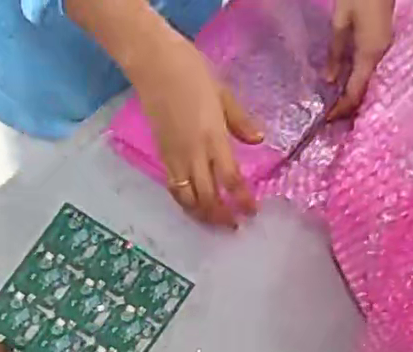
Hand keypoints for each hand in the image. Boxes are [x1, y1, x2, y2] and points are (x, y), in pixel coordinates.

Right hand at [127, 31, 263, 227]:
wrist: (154, 66)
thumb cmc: (192, 72)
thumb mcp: (223, 93)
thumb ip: (240, 121)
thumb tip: (258, 141)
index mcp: (213, 137)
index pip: (230, 179)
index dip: (241, 200)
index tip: (251, 212)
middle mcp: (194, 155)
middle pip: (208, 199)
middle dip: (221, 216)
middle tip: (233, 225)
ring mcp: (176, 160)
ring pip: (189, 201)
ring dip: (203, 216)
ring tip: (214, 222)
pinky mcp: (163, 159)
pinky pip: (175, 191)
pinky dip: (186, 204)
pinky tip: (194, 207)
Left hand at [324, 0, 395, 119]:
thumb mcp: (340, 21)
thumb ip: (335, 53)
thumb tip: (329, 80)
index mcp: (370, 53)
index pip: (355, 92)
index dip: (341, 109)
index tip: (326, 119)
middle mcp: (381, 54)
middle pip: (363, 89)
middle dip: (346, 104)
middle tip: (328, 114)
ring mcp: (384, 46)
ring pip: (366, 79)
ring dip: (351, 92)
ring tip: (334, 101)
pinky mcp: (383, 38)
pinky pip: (368, 67)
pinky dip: (355, 78)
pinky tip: (343, 81)